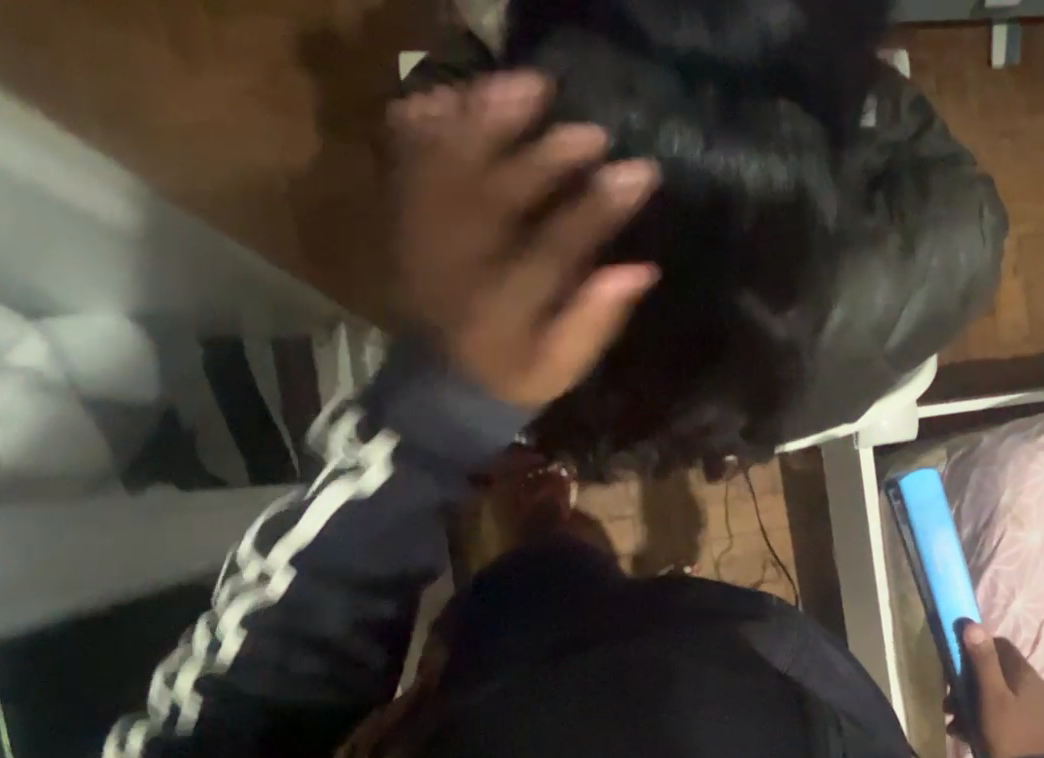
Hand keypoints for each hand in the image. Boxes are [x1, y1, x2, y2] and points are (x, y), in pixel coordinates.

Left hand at [387, 72, 660, 408]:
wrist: (438, 384)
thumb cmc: (511, 375)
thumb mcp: (560, 368)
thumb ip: (596, 322)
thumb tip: (642, 269)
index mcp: (504, 312)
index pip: (557, 249)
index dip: (599, 209)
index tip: (641, 173)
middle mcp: (459, 272)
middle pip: (500, 202)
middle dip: (548, 160)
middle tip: (592, 133)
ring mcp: (422, 244)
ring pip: (450, 173)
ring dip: (487, 124)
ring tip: (529, 88)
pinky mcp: (401, 224)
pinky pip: (404, 166)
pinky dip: (423, 127)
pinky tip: (453, 99)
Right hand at [961, 623, 1043, 757]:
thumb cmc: (1009, 736)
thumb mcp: (991, 697)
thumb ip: (983, 661)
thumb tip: (973, 623)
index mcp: (1025, 675)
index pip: (999, 644)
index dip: (974, 649)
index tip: (954, 667)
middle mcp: (1034, 686)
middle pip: (995, 672)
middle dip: (967, 683)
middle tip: (949, 704)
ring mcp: (1034, 708)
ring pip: (996, 695)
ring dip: (971, 704)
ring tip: (954, 724)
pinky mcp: (1031, 728)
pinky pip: (1002, 713)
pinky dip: (984, 719)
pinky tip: (968, 735)